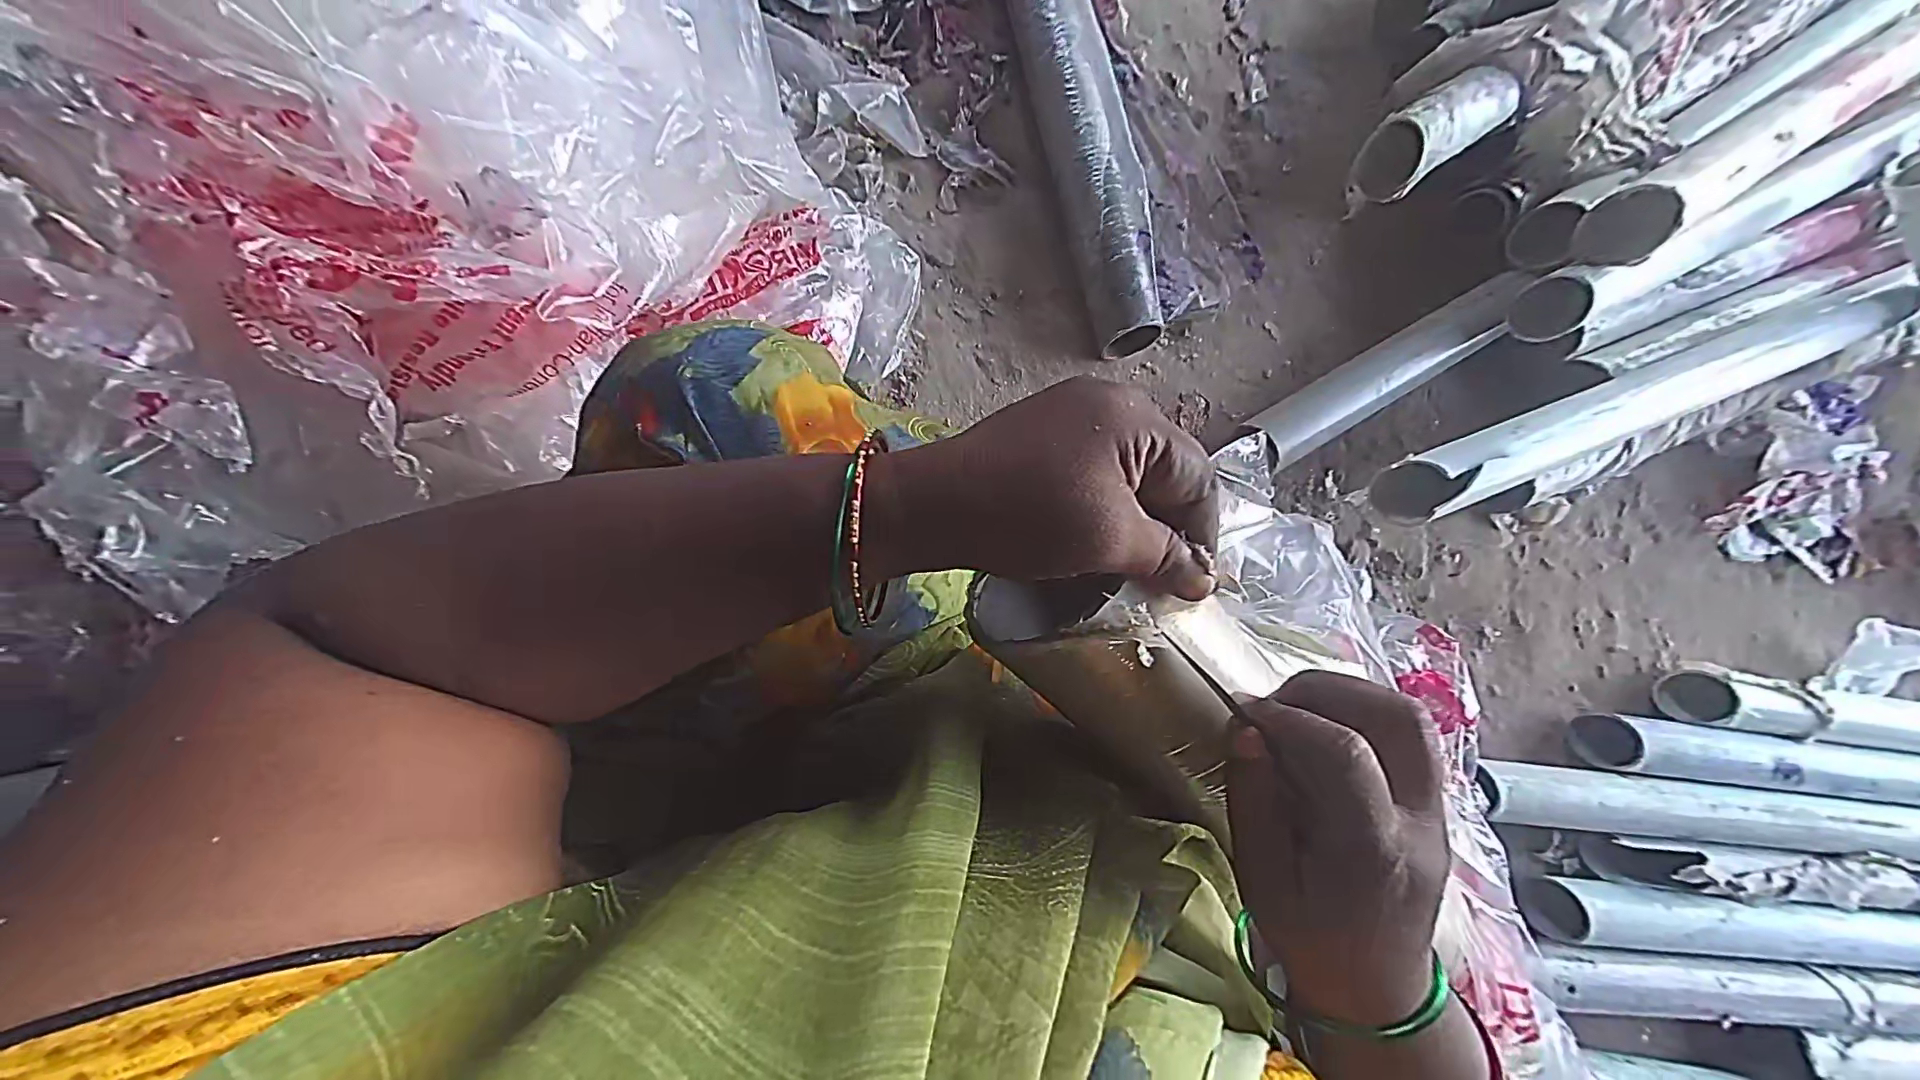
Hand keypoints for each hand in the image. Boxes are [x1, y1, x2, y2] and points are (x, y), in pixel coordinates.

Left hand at [870, 377, 1217, 598]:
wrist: (933, 505)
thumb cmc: (1028, 516)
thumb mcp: (1109, 538)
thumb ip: (1167, 557)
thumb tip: (1205, 581)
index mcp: (1134, 417)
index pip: (1195, 477)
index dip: (1203, 534)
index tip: (1197, 582)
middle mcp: (1107, 403)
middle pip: (1162, 472)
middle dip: (1167, 527)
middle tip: (1163, 577)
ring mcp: (1068, 414)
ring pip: (1125, 475)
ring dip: (1133, 520)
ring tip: (1129, 563)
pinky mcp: (1040, 435)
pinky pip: (1090, 471)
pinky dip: (1101, 506)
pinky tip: (1092, 536)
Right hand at [1226, 671, 1450, 1026]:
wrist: (1377, 986)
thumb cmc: (1309, 936)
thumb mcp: (1261, 878)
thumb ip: (1254, 800)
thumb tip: (1246, 731)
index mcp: (1374, 850)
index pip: (1346, 754)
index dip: (1289, 719)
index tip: (1244, 714)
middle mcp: (1420, 821)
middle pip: (1399, 718)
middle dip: (1328, 690)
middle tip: (1276, 703)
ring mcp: (1437, 809)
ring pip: (1410, 717)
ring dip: (1347, 693)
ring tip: (1296, 708)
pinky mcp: (1434, 802)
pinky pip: (1407, 733)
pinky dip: (1360, 710)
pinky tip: (1321, 726)